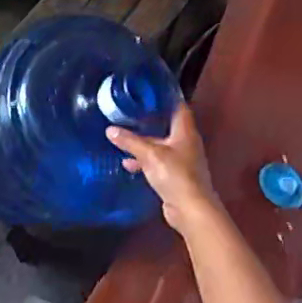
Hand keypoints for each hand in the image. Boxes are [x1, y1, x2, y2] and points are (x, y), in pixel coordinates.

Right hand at [108, 108, 220, 233]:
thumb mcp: (149, 154)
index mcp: (185, 132)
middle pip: (168, 126)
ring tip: (123, 137)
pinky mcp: (176, 176)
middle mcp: (186, 143)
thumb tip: (110, 130)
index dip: (166, 97)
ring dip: (144, 142)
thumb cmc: (174, 174)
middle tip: (130, 111)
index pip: (179, 107)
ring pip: (161, 145)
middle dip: (149, 120)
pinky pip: (158, 162)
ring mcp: (182, 161)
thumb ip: (130, 141)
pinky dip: (144, 161)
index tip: (148, 91)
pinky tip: (128, 164)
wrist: (191, 211)